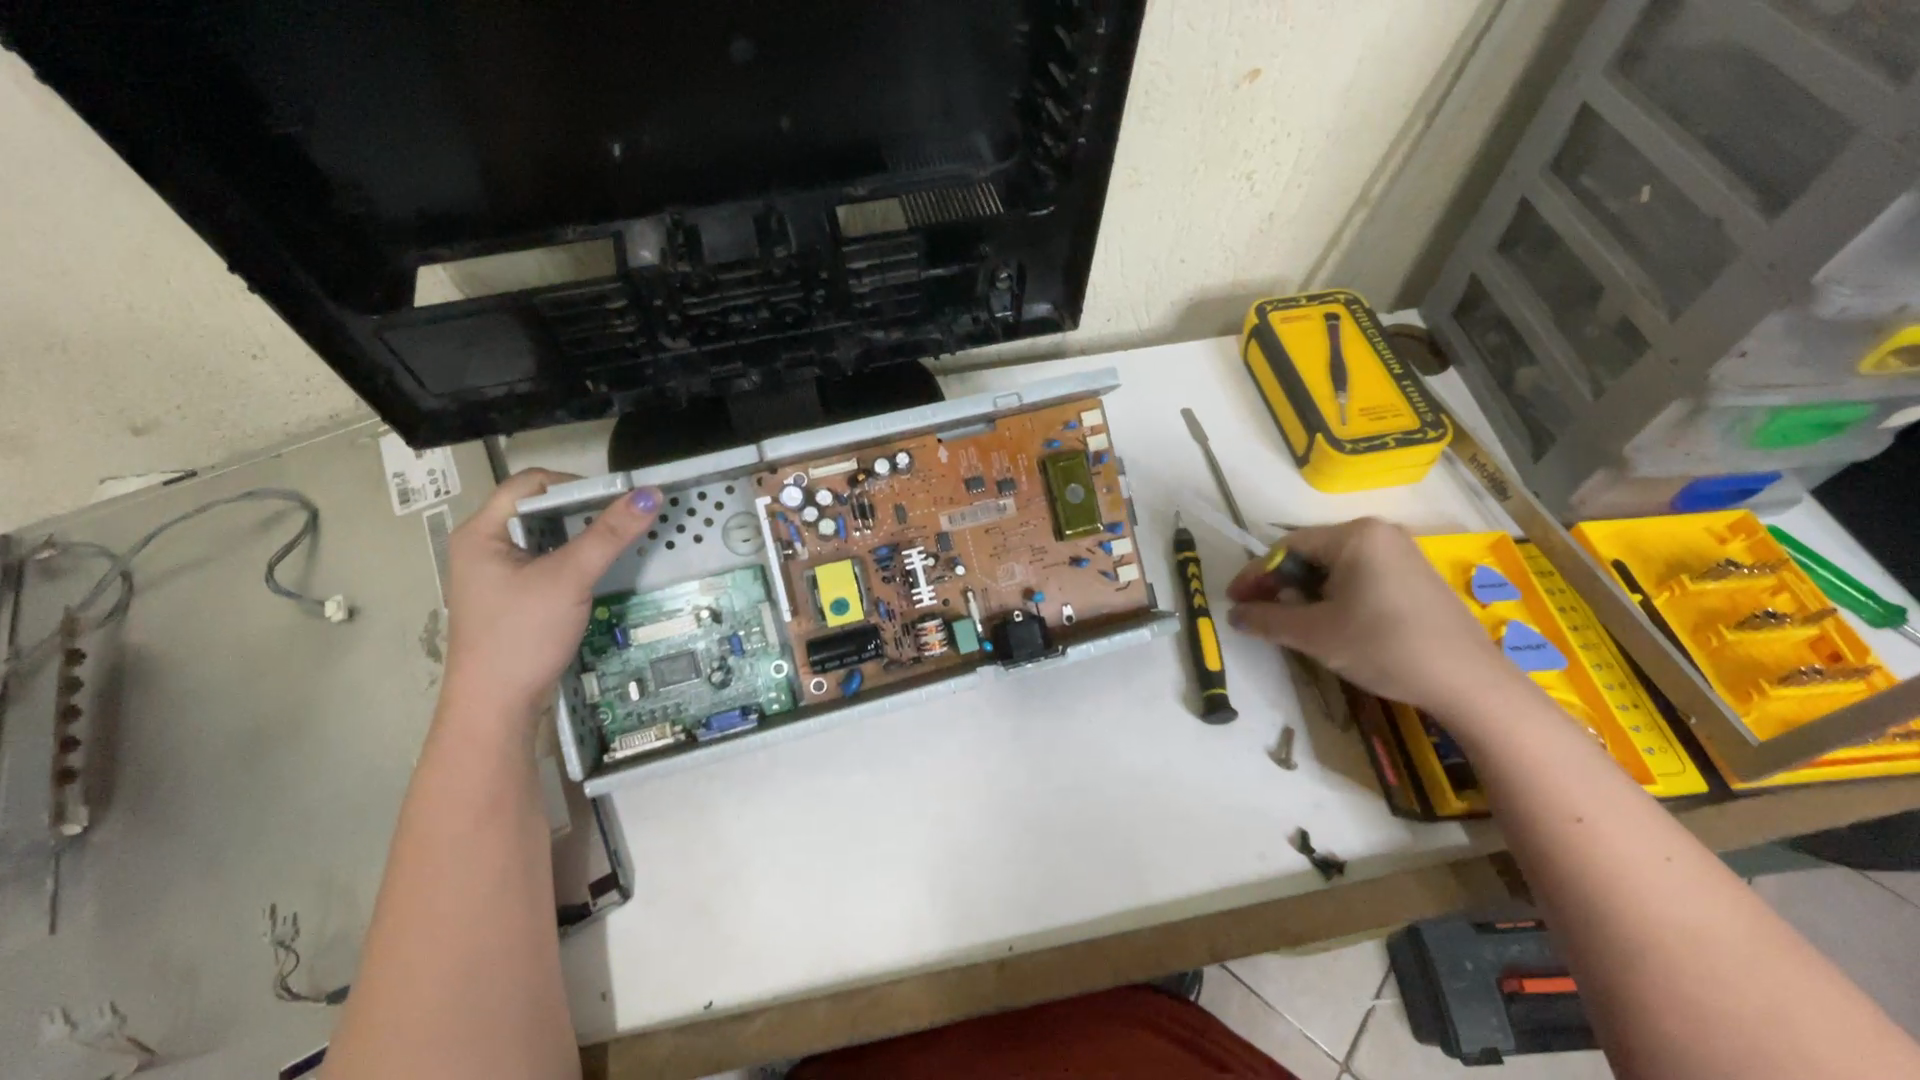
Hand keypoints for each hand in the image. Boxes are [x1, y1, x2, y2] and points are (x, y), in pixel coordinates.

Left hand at [442, 469, 662, 722]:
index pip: (531, 484)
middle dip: (583, 510)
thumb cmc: (522, 635)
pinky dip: (575, 560)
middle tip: (624, 521)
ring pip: (546, 537)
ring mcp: (497, 574)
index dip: (575, 484)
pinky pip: (547, 563)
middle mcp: (484, 546)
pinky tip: (600, 570)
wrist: (496, 706)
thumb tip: (650, 494)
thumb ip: (609, 535)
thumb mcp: (569, 579)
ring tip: (618, 542)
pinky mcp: (513, 597)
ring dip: (582, 536)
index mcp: (481, 532)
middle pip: (539, 508)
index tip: (616, 501)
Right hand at [1225, 517, 1520, 717]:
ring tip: (1295, 625)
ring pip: (1336, 568)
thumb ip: (1267, 619)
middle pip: (1312, 554)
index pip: (1286, 547)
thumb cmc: (1384, 647)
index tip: (1234, 602)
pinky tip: (1333, 625)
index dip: (1255, 575)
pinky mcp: (1415, 577)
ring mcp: (1402, 553)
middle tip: (1262, 615)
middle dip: (1282, 585)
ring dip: (1308, 594)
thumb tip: (1234, 614)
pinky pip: (1361, 576)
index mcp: (1354, 535)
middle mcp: (1379, 533)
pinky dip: (1337, 597)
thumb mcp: (1315, 634)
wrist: (1466, 680)